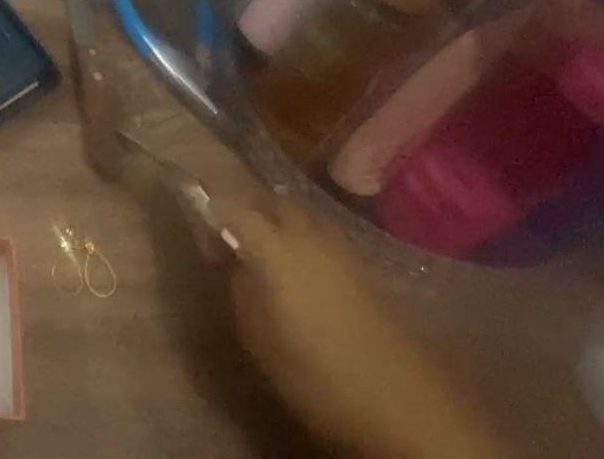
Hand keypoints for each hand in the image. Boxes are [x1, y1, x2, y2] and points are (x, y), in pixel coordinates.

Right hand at [225, 194, 513, 458]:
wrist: (403, 403)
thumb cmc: (314, 369)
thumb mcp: (256, 335)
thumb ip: (240, 288)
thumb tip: (238, 264)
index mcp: (274, 246)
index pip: (231, 205)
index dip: (209, 209)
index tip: (201, 234)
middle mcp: (308, 235)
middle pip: (272, 200)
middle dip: (248, 207)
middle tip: (231, 237)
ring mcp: (341, 250)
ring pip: (302, 216)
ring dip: (280, 223)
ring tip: (266, 253)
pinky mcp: (365, 270)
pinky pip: (323, 239)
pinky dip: (305, 243)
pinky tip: (301, 273)